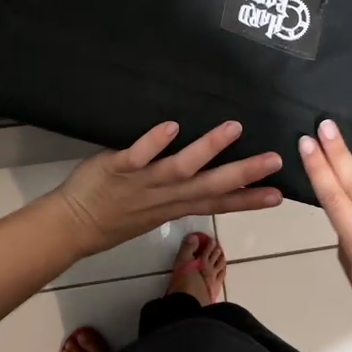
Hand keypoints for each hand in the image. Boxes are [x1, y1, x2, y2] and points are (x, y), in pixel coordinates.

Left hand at [51, 121, 282, 256]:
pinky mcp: (117, 169)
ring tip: (233, 128)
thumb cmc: (115, 218)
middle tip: (274, 160)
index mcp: (175, 206)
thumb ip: (180, 195)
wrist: (72, 225)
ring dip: (207, 149)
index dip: (248, 199)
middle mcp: (165, 196)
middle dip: (243, 173)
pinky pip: (137, 155)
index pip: (218, 204)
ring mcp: (142, 183)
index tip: (278, 194)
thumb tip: (205, 175)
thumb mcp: (156, 213)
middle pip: (210, 186)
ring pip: (180, 167)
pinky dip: (153, 142)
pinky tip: (171, 125)